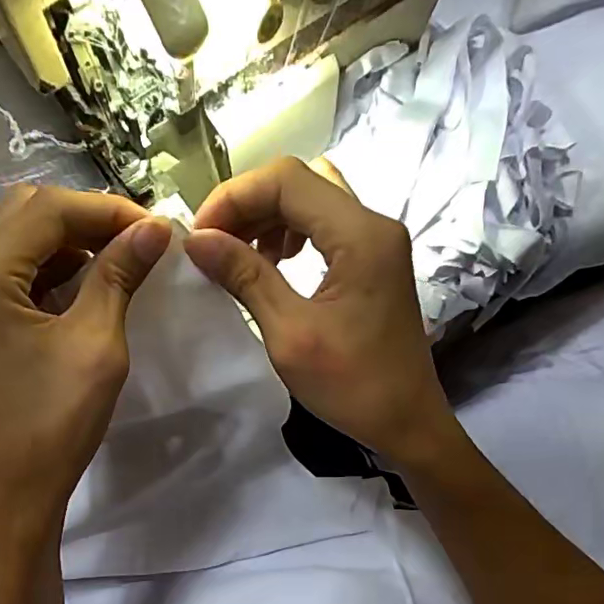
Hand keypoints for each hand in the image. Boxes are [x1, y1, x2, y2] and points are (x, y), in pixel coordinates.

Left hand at [0, 185, 172, 543]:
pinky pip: (11, 274)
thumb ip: (119, 275)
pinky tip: (87, 287)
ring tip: (120, 261)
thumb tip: (154, 228)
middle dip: (86, 220)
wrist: (15, 492)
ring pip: (17, 241)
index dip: (106, 210)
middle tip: (138, 242)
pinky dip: (50, 270)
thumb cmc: (55, 423)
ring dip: (69, 243)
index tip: (155, 228)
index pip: (46, 211)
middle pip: (24, 215)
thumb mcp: (97, 344)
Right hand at [185, 157, 459, 466]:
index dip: (234, 197)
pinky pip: (326, 226)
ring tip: (238, 254)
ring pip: (312, 200)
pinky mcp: (375, 261)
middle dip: (248, 205)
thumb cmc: (353, 386)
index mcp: (361, 235)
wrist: (407, 423)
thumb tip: (196, 240)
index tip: (200, 236)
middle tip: (213, 243)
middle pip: (300, 182)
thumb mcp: (290, 334)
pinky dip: (290, 234)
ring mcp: (378, 242)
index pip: (287, 180)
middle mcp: (375, 224)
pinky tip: (272, 263)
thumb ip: (245, 277)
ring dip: (268, 218)